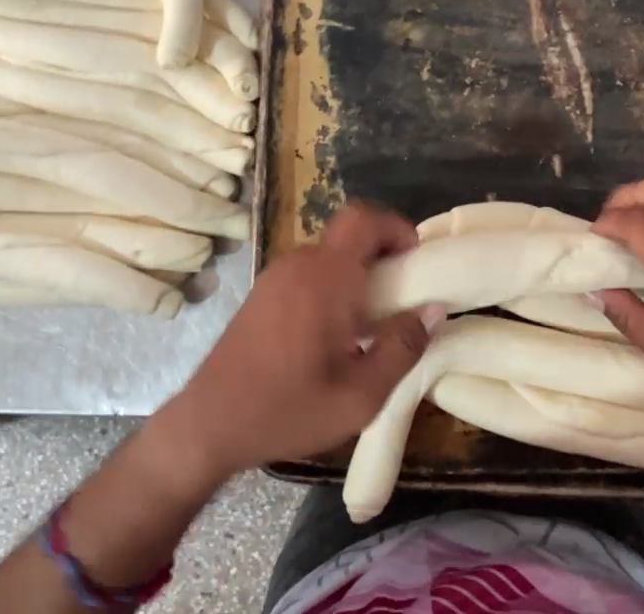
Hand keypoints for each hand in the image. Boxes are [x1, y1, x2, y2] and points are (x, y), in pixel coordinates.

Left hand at [150, 204, 443, 480]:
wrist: (208, 425)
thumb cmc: (287, 411)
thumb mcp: (360, 396)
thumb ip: (402, 348)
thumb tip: (434, 309)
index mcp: (325, 278)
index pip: (364, 219)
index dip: (397, 227)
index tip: (417, 261)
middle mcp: (300, 265)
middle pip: (349, 235)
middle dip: (383, 255)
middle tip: (402, 299)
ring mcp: (275, 277)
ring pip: (330, 256)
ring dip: (357, 275)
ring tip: (371, 325)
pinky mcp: (262, 294)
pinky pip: (309, 273)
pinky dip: (332, 286)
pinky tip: (334, 335)